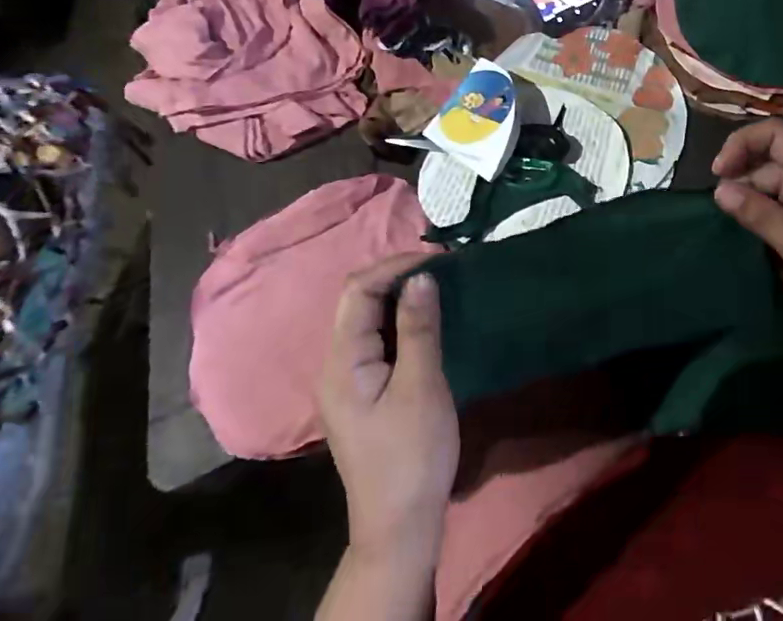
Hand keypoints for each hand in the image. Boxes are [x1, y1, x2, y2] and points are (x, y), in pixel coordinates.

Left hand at [318, 253, 457, 560]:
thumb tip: (422, 275)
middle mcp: (337, 364)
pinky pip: (380, 340)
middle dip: (398, 276)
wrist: (401, 523)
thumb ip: (419, 328)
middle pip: (359, 302)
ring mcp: (350, 380)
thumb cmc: (412, 453)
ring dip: (402, 297)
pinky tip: (430, 321)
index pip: (357, 291)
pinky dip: (403, 321)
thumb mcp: (421, 386)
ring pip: (370, 320)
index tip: (438, 259)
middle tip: (444, 269)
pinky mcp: (366, 391)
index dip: (394, 266)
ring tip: (441, 286)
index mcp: (342, 361)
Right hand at [713, 119, 782, 346]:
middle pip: (772, 159)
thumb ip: (760, 215)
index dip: (743, 143)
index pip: (777, 134)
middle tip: (716, 204)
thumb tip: (718, 189)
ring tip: (726, 218)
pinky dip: (764, 212)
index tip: (719, 172)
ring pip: (775, 185)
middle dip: (742, 173)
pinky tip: (747, 228)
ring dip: (751, 196)